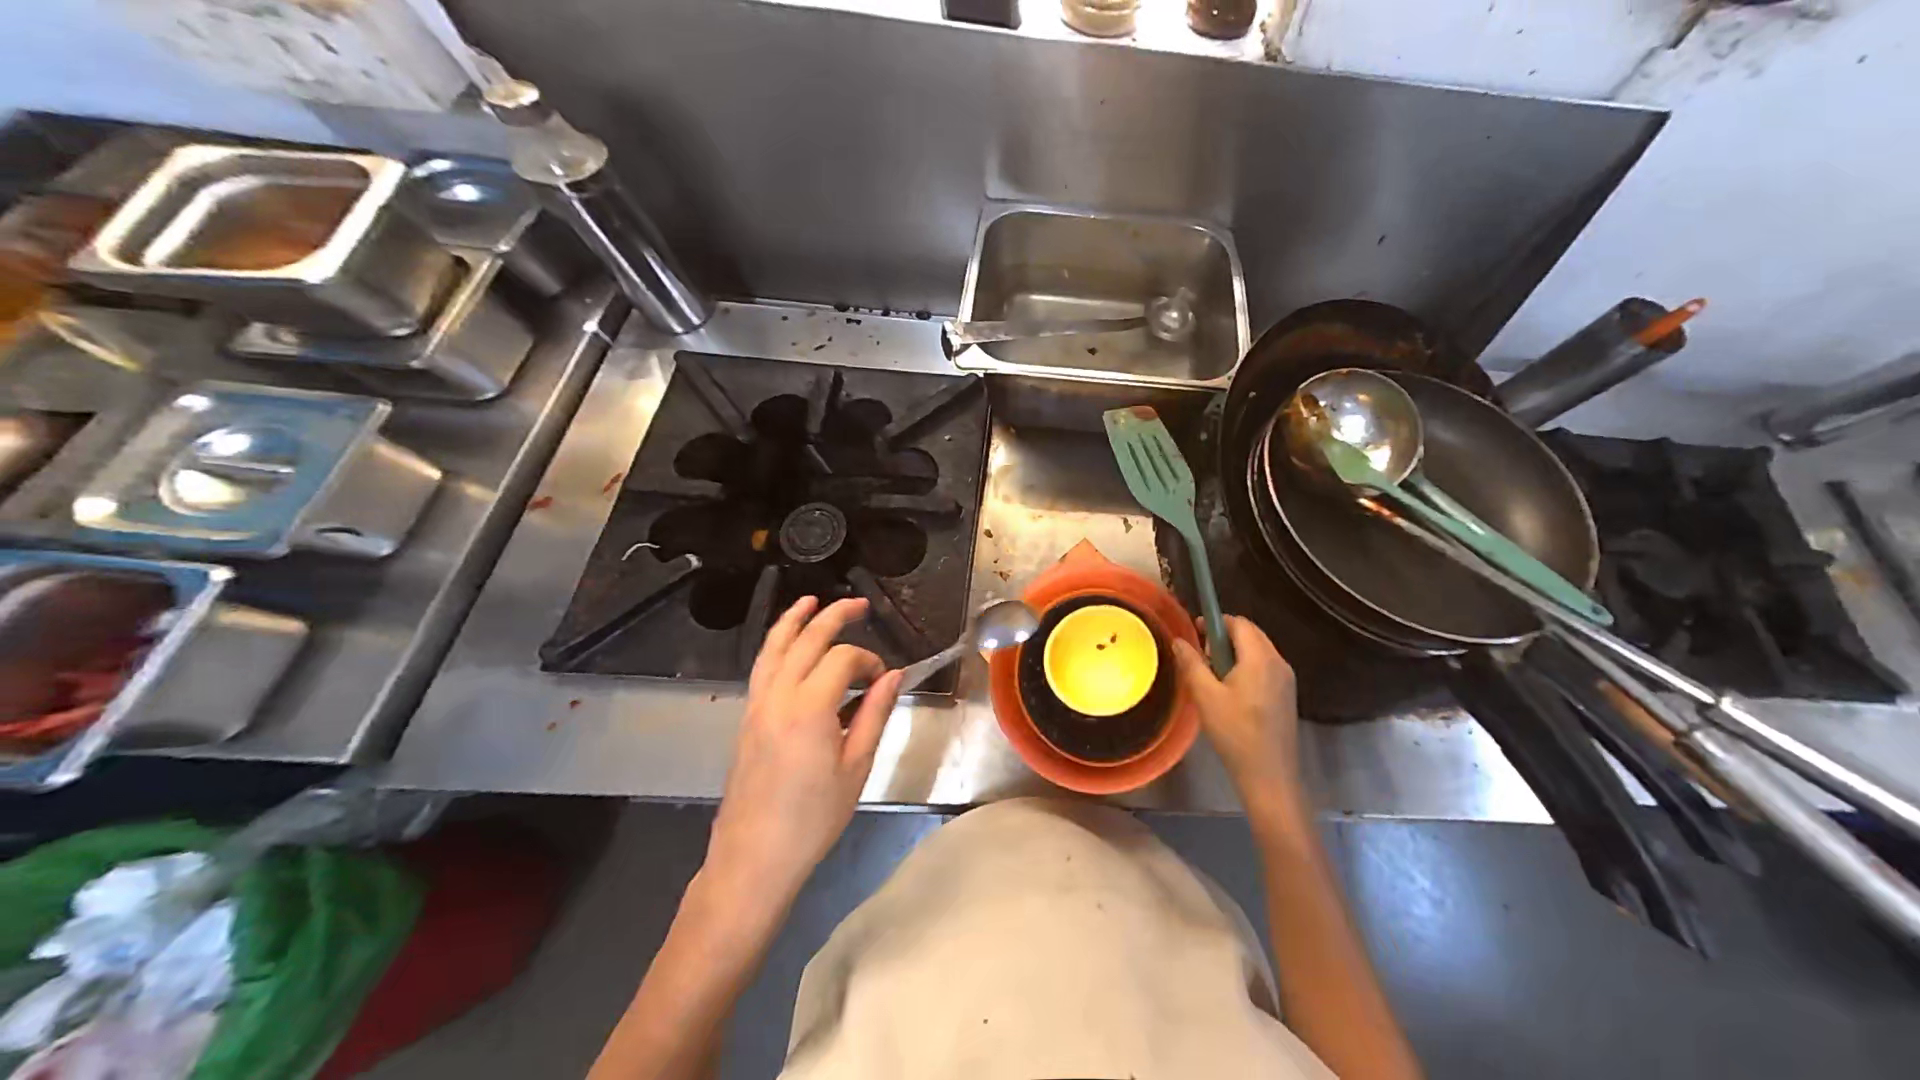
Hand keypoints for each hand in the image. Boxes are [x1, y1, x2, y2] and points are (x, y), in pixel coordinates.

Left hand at [706, 596, 903, 904]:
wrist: (754, 856)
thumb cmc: (813, 819)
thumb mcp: (856, 768)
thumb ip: (875, 714)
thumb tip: (894, 676)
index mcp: (810, 708)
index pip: (842, 659)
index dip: (868, 660)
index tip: (883, 679)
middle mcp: (778, 696)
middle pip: (806, 640)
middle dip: (834, 617)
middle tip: (858, 604)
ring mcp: (756, 705)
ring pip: (774, 647)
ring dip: (794, 620)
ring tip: (810, 601)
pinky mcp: (746, 717)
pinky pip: (761, 667)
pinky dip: (775, 645)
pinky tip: (787, 643)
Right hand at [1172, 616, 1300, 806]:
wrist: (1269, 774)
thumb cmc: (1235, 733)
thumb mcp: (1205, 696)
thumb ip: (1191, 663)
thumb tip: (1178, 640)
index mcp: (1260, 658)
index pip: (1240, 623)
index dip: (1216, 622)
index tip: (1194, 631)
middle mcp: (1278, 662)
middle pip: (1251, 634)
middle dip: (1224, 636)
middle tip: (1200, 654)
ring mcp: (1286, 679)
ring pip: (1258, 651)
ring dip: (1234, 652)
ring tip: (1211, 673)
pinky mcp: (1286, 694)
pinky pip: (1264, 667)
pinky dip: (1245, 666)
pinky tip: (1230, 690)